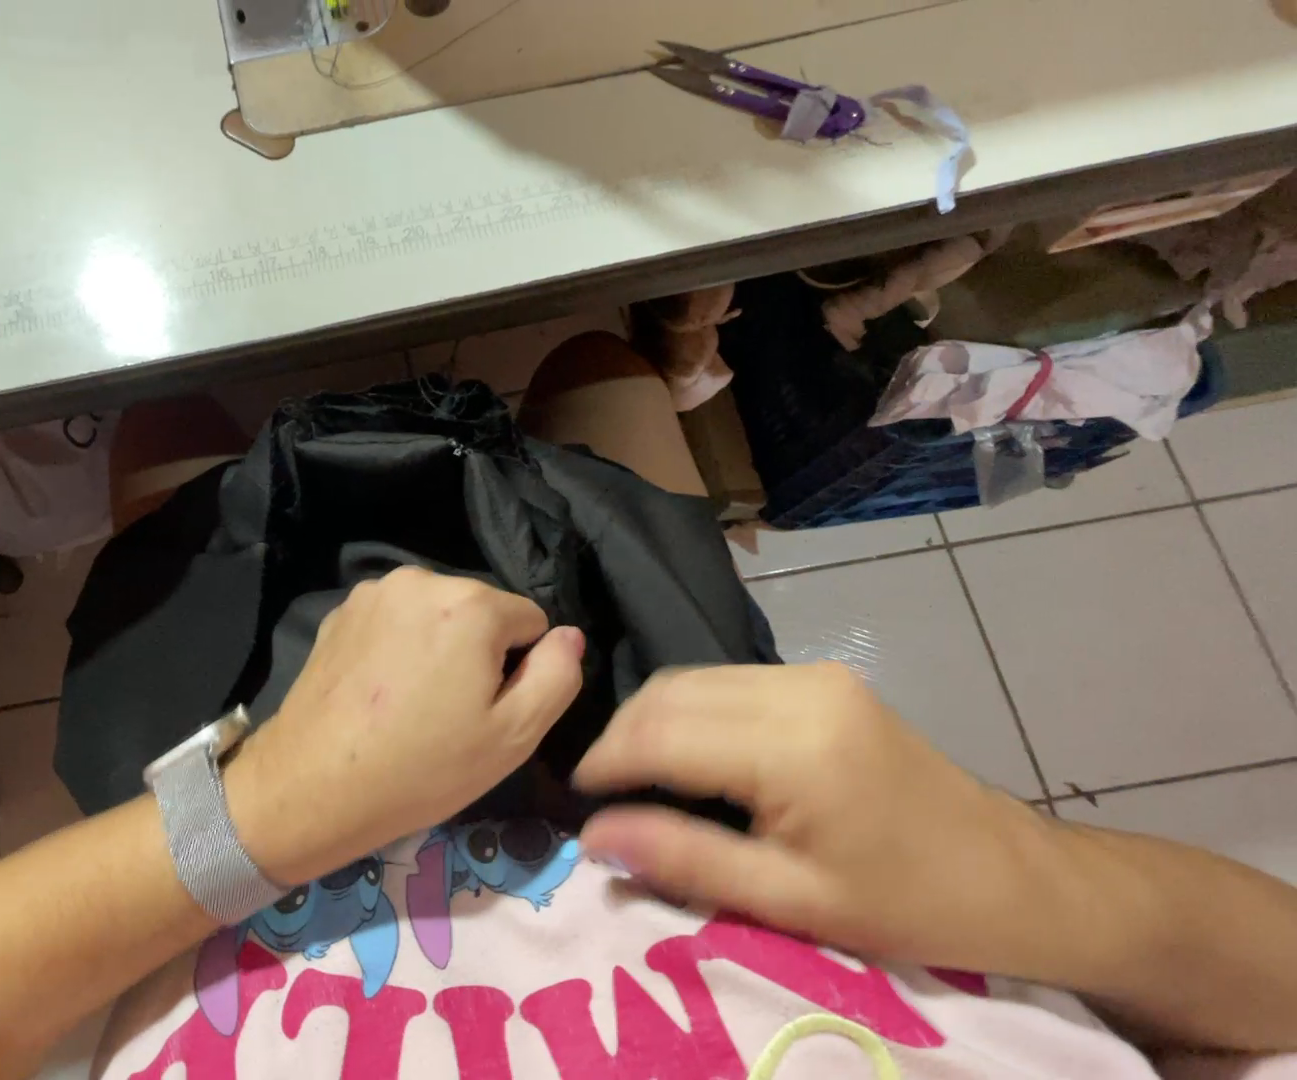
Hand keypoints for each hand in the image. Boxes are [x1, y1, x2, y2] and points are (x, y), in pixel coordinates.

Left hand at [225, 566, 585, 885]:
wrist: (313, 784)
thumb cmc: (424, 766)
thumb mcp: (514, 735)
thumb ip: (558, 675)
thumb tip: (568, 635)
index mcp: (470, 602)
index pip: (530, 622)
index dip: (518, 669)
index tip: (487, 709)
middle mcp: (420, 579)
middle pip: (479, 612)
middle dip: (477, 652)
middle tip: (449, 711)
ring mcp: (373, 592)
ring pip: (435, 614)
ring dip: (436, 645)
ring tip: (411, 703)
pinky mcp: (340, 611)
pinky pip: (394, 620)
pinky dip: (397, 645)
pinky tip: (378, 691)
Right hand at [573, 663, 1054, 971]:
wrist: (1021, 878)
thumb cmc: (909, 905)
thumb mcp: (791, 902)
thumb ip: (684, 859)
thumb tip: (593, 835)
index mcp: (794, 749)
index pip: (661, 734)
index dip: (606, 761)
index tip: (574, 798)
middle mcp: (798, 691)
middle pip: (668, 694)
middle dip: (619, 738)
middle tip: (601, 792)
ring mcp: (811, 675)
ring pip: (689, 680)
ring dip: (648, 721)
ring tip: (635, 774)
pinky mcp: (819, 676)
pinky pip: (722, 682)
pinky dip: (686, 712)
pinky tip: (685, 753)